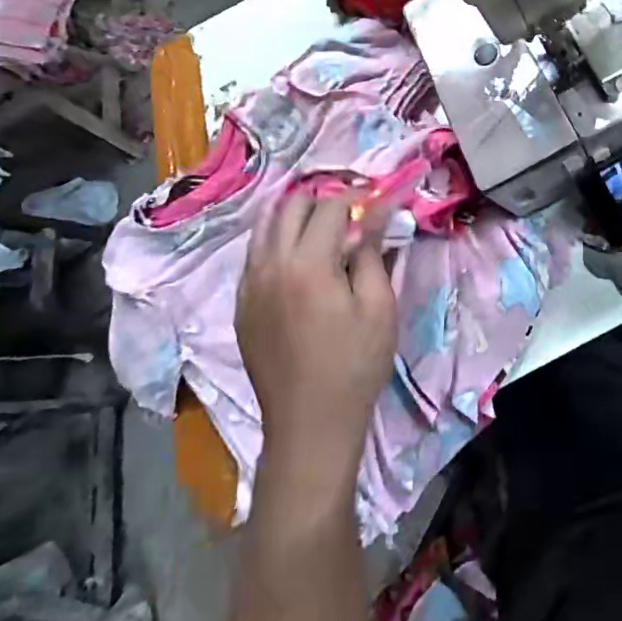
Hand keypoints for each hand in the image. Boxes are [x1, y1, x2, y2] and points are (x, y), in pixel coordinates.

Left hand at [237, 191, 395, 491]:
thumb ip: (373, 252)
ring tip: (325, 226)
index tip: (379, 201)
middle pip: (289, 207)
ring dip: (295, 216)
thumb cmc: (356, 363)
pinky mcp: (242, 305)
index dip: (357, 198)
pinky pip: (255, 255)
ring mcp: (249, 286)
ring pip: (264, 227)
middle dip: (323, 199)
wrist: (310, 422)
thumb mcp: (379, 306)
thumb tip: (377, 211)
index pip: (330, 207)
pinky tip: (301, 258)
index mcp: (308, 264)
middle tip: (353, 212)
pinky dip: (277, 242)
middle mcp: (270, 265)